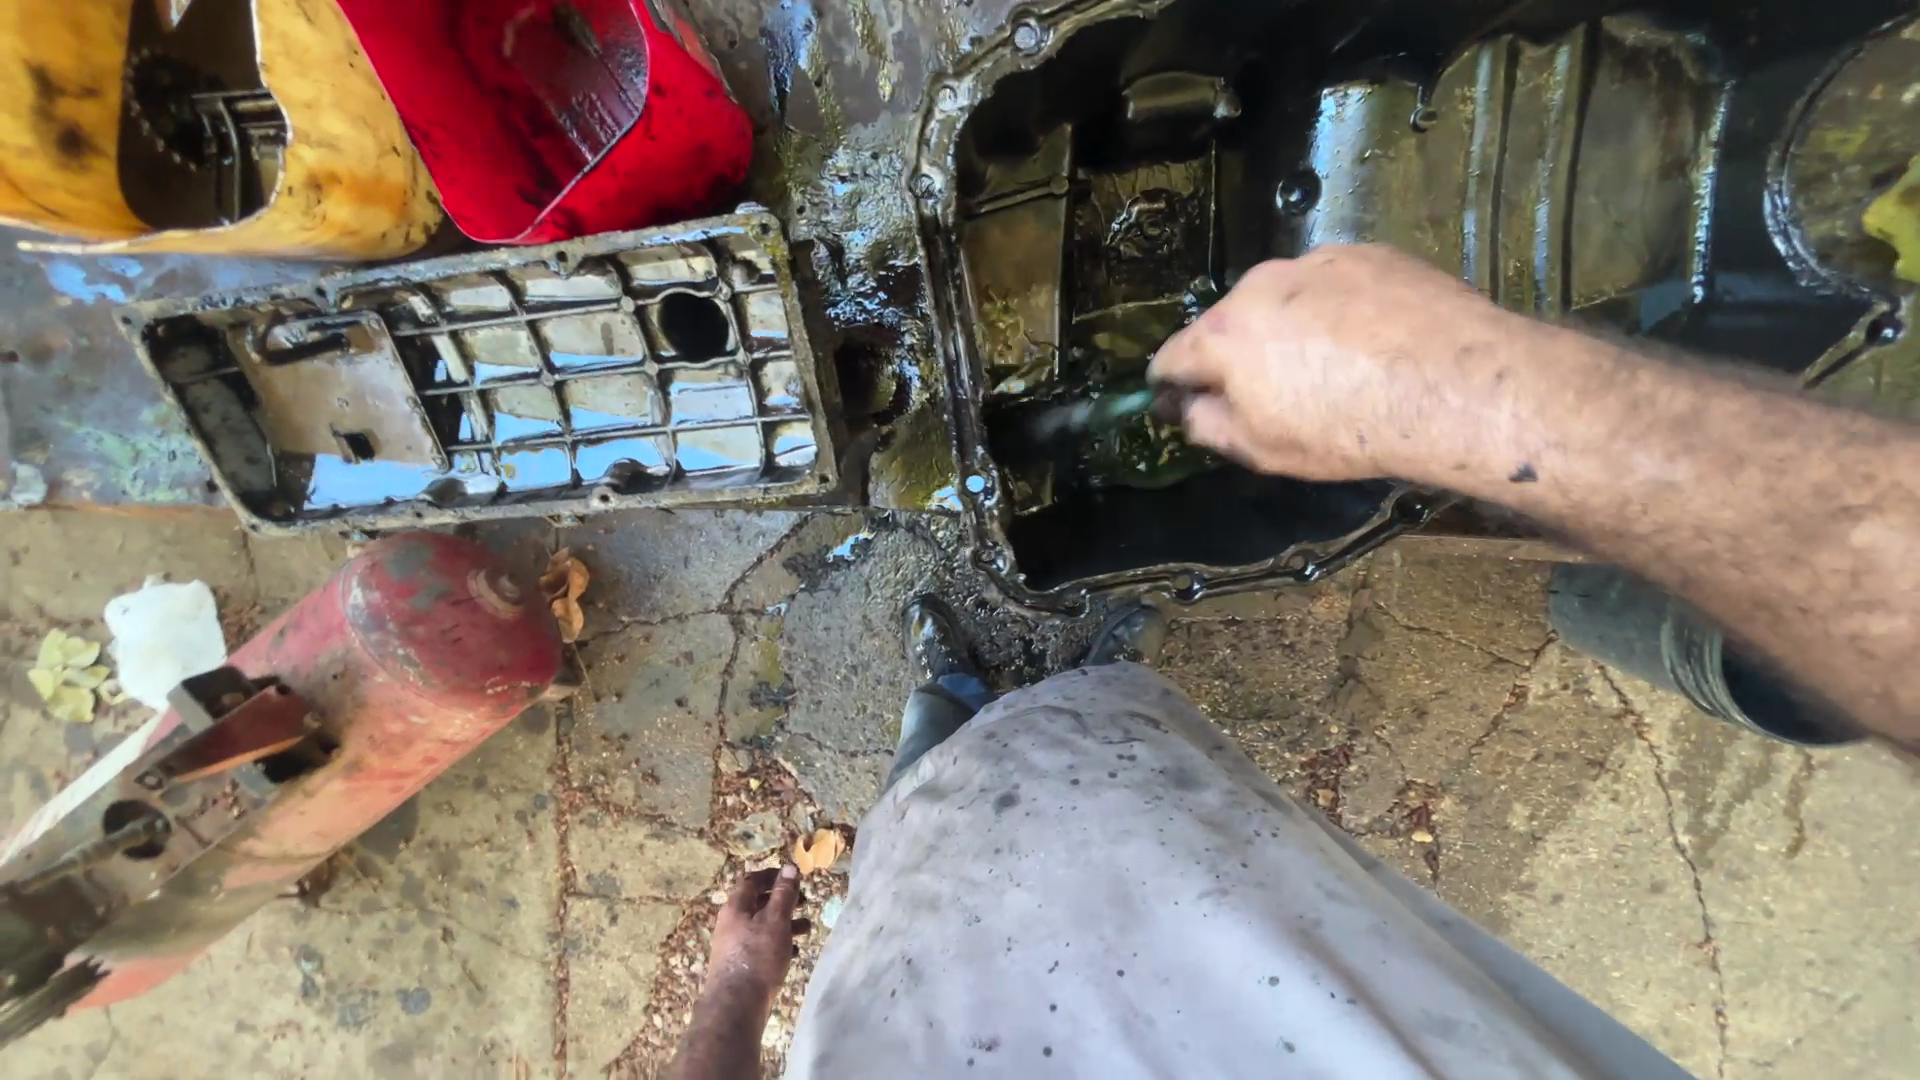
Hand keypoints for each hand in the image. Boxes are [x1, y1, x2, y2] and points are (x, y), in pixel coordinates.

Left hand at [699, 865, 809, 1016]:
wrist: (736, 1007)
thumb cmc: (758, 956)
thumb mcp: (776, 919)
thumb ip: (784, 893)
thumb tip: (789, 867)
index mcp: (736, 907)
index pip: (752, 880)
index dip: (773, 876)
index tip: (793, 878)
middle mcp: (732, 923)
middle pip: (758, 903)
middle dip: (783, 900)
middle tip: (804, 902)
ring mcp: (734, 945)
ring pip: (762, 925)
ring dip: (784, 922)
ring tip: (807, 928)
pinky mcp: (740, 965)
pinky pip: (761, 945)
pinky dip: (778, 942)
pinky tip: (794, 951)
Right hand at [1149, 244, 1535, 482]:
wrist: (1458, 387)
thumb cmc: (1345, 428)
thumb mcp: (1258, 448)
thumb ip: (1204, 424)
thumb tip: (1185, 407)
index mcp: (1221, 335)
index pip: (1168, 358)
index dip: (1172, 388)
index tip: (1188, 406)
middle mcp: (1258, 285)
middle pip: (1223, 324)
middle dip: (1232, 356)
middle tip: (1269, 392)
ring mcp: (1315, 261)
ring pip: (1276, 300)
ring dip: (1280, 328)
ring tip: (1326, 365)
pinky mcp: (1366, 252)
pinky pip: (1326, 285)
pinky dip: (1330, 309)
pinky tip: (1365, 341)